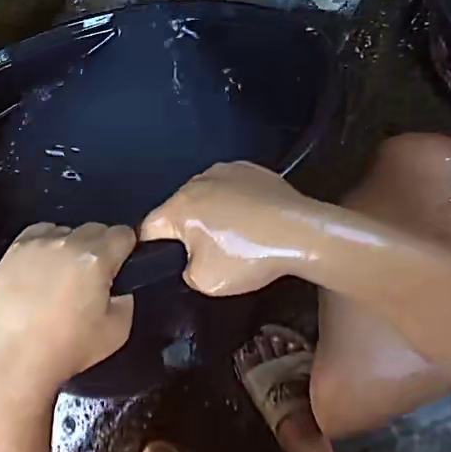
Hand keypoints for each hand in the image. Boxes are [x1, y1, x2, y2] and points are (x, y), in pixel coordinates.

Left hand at [0, 223, 136, 399]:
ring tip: (64, 273)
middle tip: (93, 275)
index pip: (123, 233)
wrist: (16, 362)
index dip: (126, 248)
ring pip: (66, 230)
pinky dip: (45, 244)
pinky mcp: (13, 251)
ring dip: (72, 245)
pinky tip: (42, 267)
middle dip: (101, 246)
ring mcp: (37, 244)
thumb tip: (119, 287)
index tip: (121, 264)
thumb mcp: (118, 331)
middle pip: (95, 228)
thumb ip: (126, 300)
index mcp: (97, 258)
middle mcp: (68, 242)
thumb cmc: (69, 348)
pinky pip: (38, 234)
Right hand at [141, 162, 335, 295]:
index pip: (149, 227)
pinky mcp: (250, 169)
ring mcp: (226, 170)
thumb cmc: (251, 256)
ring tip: (236, 238)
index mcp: (179, 205)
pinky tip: (252, 222)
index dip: (152, 249)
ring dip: (212, 214)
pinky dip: (236, 203)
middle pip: (178, 210)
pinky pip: (231, 188)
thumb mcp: (205, 282)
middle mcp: (197, 180)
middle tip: (209, 255)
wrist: (301, 233)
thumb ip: (184, 270)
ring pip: (206, 197)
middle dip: (187, 231)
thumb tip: (190, 260)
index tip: (166, 263)